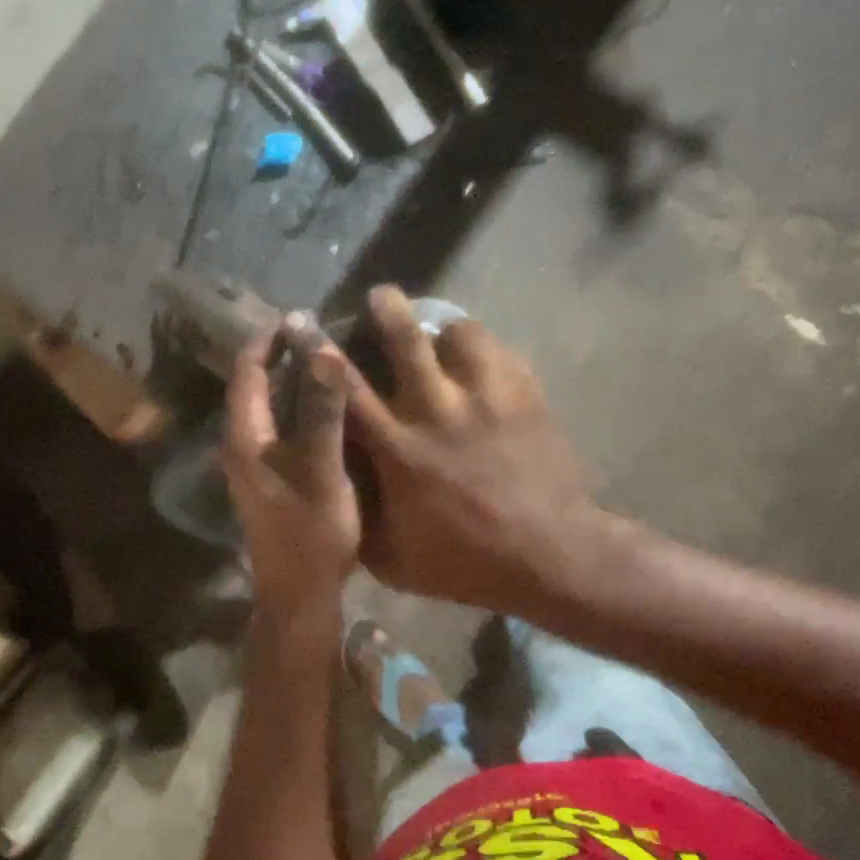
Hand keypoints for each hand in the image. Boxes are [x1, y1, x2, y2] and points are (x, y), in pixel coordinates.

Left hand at [223, 314, 360, 621]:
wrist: (298, 594)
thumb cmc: (310, 532)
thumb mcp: (323, 468)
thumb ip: (322, 410)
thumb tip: (323, 351)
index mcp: (244, 436)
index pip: (246, 371)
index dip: (269, 340)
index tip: (302, 318)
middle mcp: (240, 443)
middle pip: (253, 385)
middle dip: (281, 356)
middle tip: (322, 334)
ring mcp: (252, 462)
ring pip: (266, 406)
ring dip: (290, 380)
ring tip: (328, 359)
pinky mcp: (268, 476)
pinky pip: (278, 425)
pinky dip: (297, 406)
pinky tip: (329, 405)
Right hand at [340, 286, 606, 613]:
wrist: (552, 557)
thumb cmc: (465, 562)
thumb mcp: (391, 560)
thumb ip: (354, 519)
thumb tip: (329, 488)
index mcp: (397, 448)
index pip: (345, 386)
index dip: (320, 351)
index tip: (307, 328)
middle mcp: (435, 410)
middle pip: (404, 336)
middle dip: (386, 308)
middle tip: (378, 298)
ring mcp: (485, 397)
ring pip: (458, 332)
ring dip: (442, 330)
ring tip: (440, 338)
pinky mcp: (524, 395)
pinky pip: (499, 351)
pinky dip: (483, 350)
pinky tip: (479, 364)